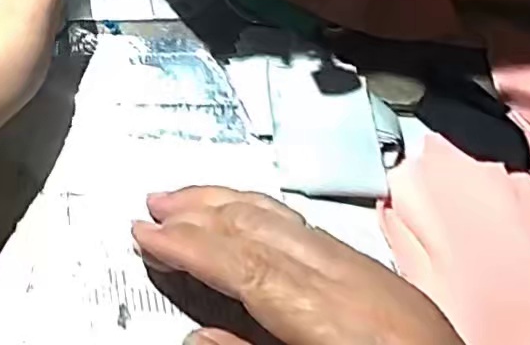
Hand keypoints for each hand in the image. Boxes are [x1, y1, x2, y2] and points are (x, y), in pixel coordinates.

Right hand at [133, 187, 464, 344]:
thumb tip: (194, 331)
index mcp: (346, 322)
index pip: (249, 264)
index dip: (192, 243)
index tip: (144, 231)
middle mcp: (359, 282)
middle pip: (264, 225)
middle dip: (203, 208)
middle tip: (154, 202)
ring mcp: (376, 275)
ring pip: (286, 217)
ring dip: (228, 202)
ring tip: (184, 198)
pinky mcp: (385, 280)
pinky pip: (308, 229)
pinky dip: (262, 214)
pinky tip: (241, 216)